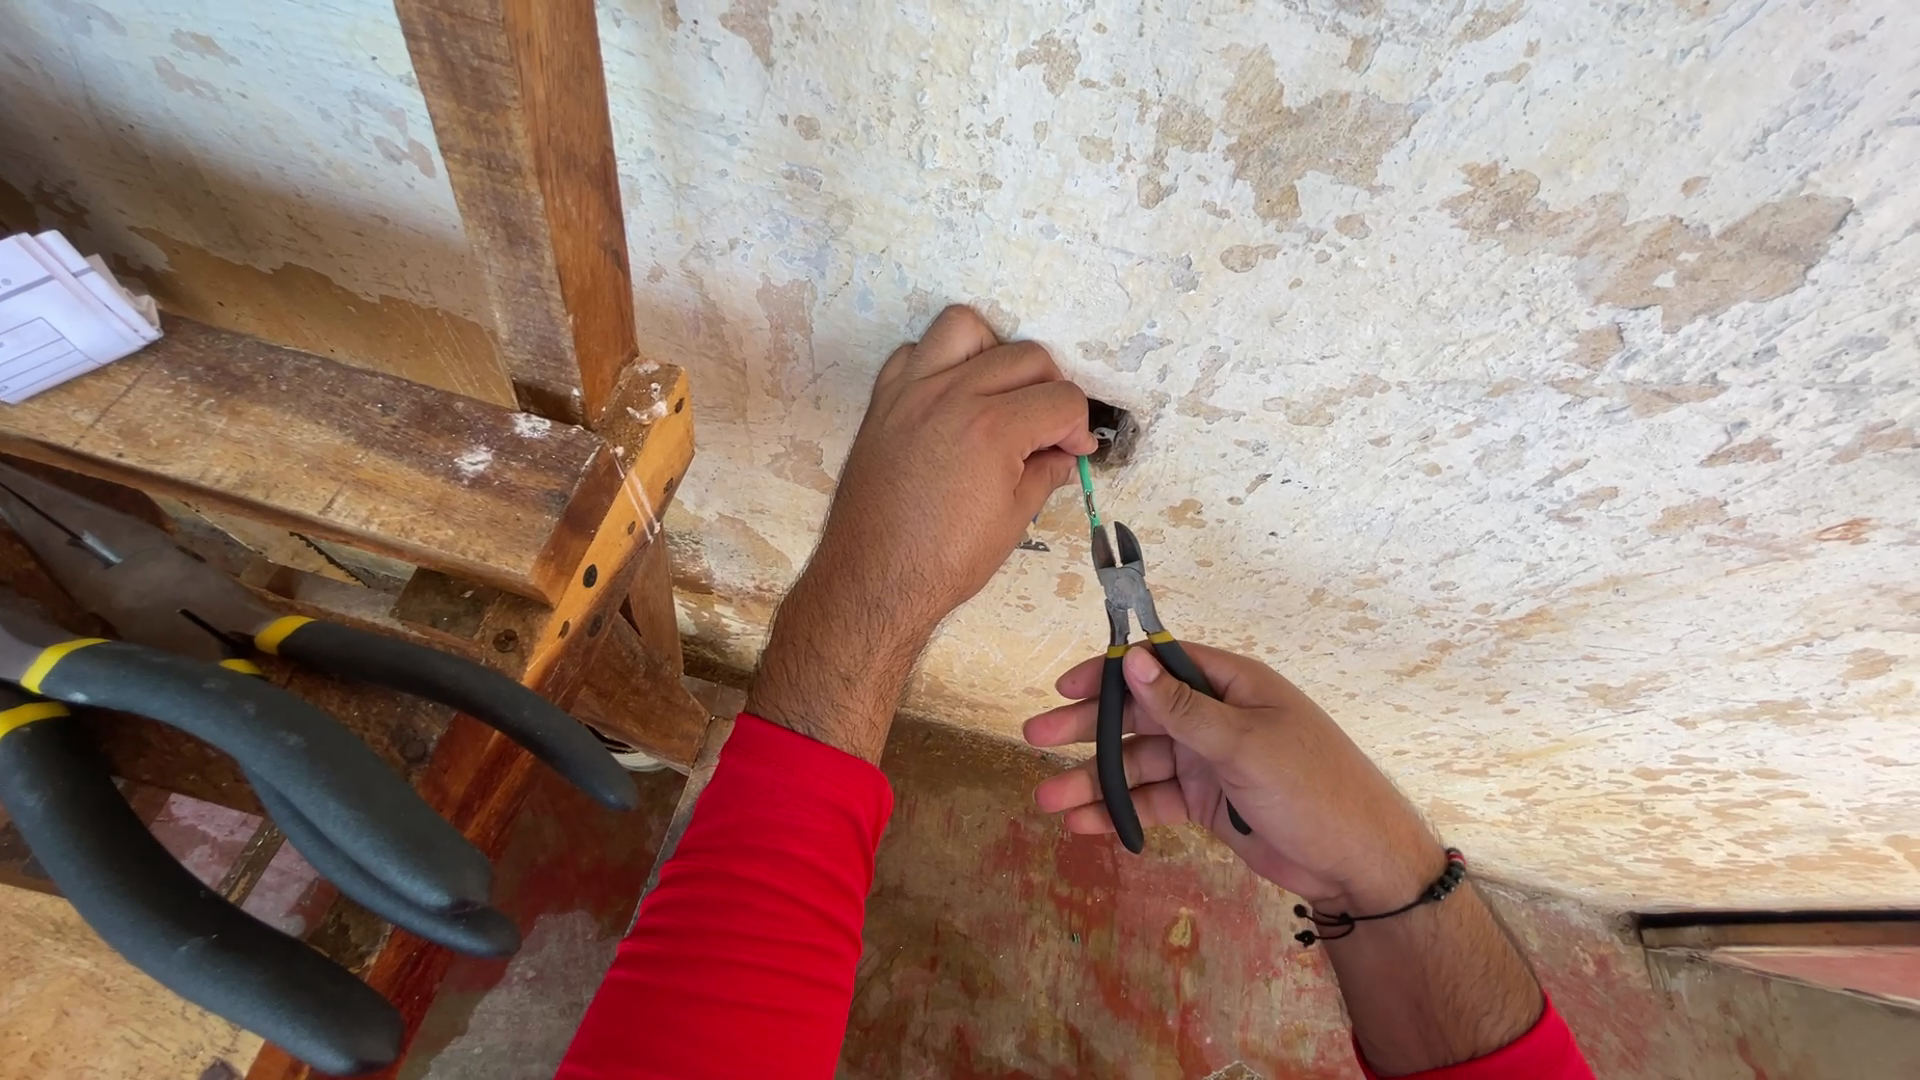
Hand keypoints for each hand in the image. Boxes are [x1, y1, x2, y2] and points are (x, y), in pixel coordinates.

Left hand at [811, 305, 1097, 632]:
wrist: (874, 578)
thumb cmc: (944, 560)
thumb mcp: (1013, 520)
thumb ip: (1045, 472)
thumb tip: (1063, 452)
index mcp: (992, 429)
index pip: (1061, 400)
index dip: (1079, 427)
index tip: (1075, 449)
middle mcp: (951, 395)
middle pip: (1026, 356)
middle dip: (1051, 389)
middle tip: (1048, 427)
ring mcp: (911, 391)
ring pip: (965, 327)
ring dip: (994, 351)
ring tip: (1000, 392)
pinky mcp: (883, 401)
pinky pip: (915, 351)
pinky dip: (941, 362)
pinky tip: (951, 398)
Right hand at [1029, 644, 1548, 1074]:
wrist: (1360, 866)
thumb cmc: (1311, 786)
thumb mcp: (1245, 742)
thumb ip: (1182, 706)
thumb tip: (1133, 658)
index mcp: (1228, 684)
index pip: (1157, 665)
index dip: (1110, 673)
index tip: (1065, 687)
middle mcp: (1211, 716)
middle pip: (1137, 714)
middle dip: (1087, 727)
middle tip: (1036, 736)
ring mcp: (1205, 760)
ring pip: (1137, 763)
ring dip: (1095, 780)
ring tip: (1050, 799)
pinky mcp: (1203, 801)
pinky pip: (1152, 800)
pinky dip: (1121, 812)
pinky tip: (1086, 824)